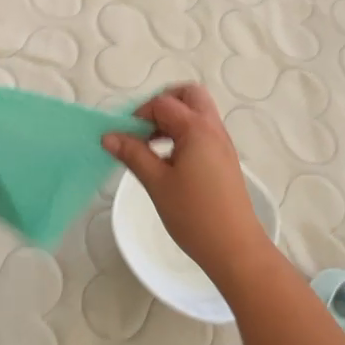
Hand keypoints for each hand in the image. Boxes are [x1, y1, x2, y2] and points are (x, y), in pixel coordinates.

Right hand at [104, 83, 271, 280]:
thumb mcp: (157, 183)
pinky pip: (204, 130)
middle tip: (145, 127)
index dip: (140, 114)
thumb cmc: (194, 215)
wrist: (236, 249)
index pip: (163, 103)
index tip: (125, 135)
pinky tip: (170, 160)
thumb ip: (133, 154)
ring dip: (175, 118)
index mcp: (196, 128)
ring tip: (153, 145)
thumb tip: (109, 136)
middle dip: (164, 102)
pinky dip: (185, 132)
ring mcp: (222, 143)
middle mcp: (213, 128)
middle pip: (189, 95)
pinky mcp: (225, 159)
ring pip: (199, 112)